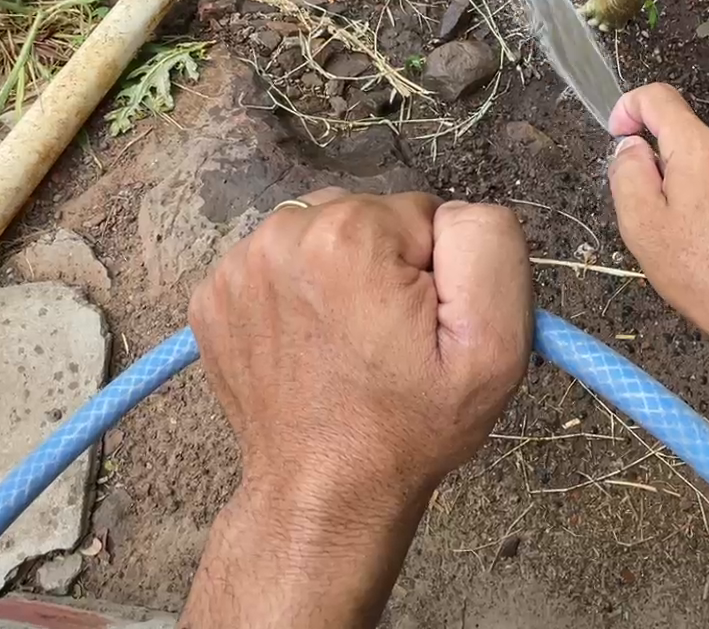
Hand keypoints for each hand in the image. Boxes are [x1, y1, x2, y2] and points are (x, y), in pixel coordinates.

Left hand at [183, 190, 530, 627]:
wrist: (323, 495)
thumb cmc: (410, 425)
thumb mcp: (494, 344)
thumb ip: (490, 243)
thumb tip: (448, 214)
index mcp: (348, 234)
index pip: (421, 214)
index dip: (434, 268)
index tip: (420, 323)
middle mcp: (282, 232)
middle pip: (368, 215)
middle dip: (387, 262)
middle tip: (388, 332)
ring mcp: (238, 263)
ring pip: (324, 231)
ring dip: (343, 269)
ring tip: (348, 334)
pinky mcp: (214, 292)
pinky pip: (282, 260)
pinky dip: (299, 287)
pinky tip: (309, 338)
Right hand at [608, 84, 708, 459]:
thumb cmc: (704, 275)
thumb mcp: (641, 224)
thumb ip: (627, 172)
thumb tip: (631, 147)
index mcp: (699, 149)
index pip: (658, 96)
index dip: (628, 107)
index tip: (617, 136)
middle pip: (680, 135)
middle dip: (656, 164)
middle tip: (650, 216)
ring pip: (701, 162)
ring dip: (683, 187)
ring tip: (684, 240)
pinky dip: (707, 202)